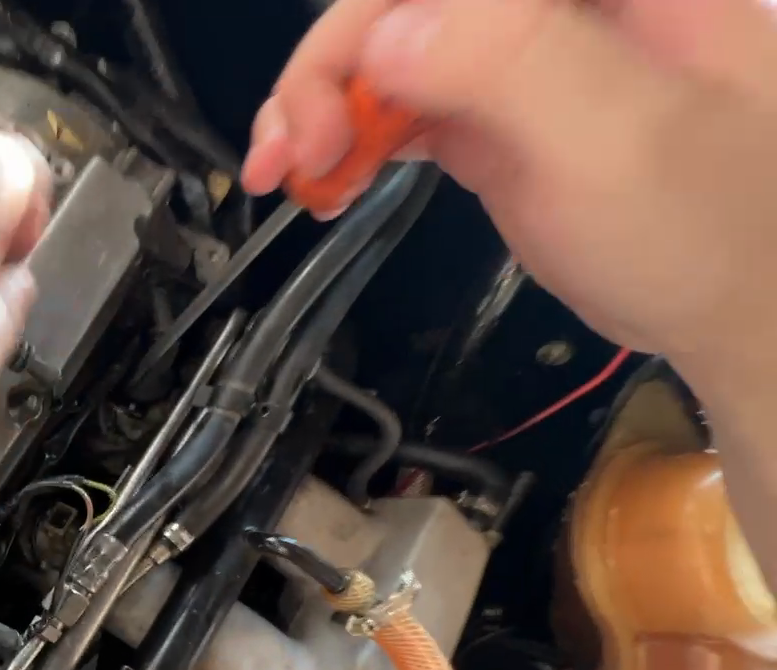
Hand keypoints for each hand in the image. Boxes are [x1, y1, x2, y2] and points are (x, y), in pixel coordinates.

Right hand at [240, 0, 776, 387]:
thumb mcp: (613, 139)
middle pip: (394, 12)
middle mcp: (545, 9)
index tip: (318, 132)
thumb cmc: (699, 224)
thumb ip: (510, 66)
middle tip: (281, 167)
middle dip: (319, 84)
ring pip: (379, 61)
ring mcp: (512, 62)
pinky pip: (392, 112)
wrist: (736, 298)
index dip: (355, 37)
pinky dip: (344, 150)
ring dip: (314, 119)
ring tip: (284, 183)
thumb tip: (383, 38)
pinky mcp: (485, 118)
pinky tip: (326, 192)